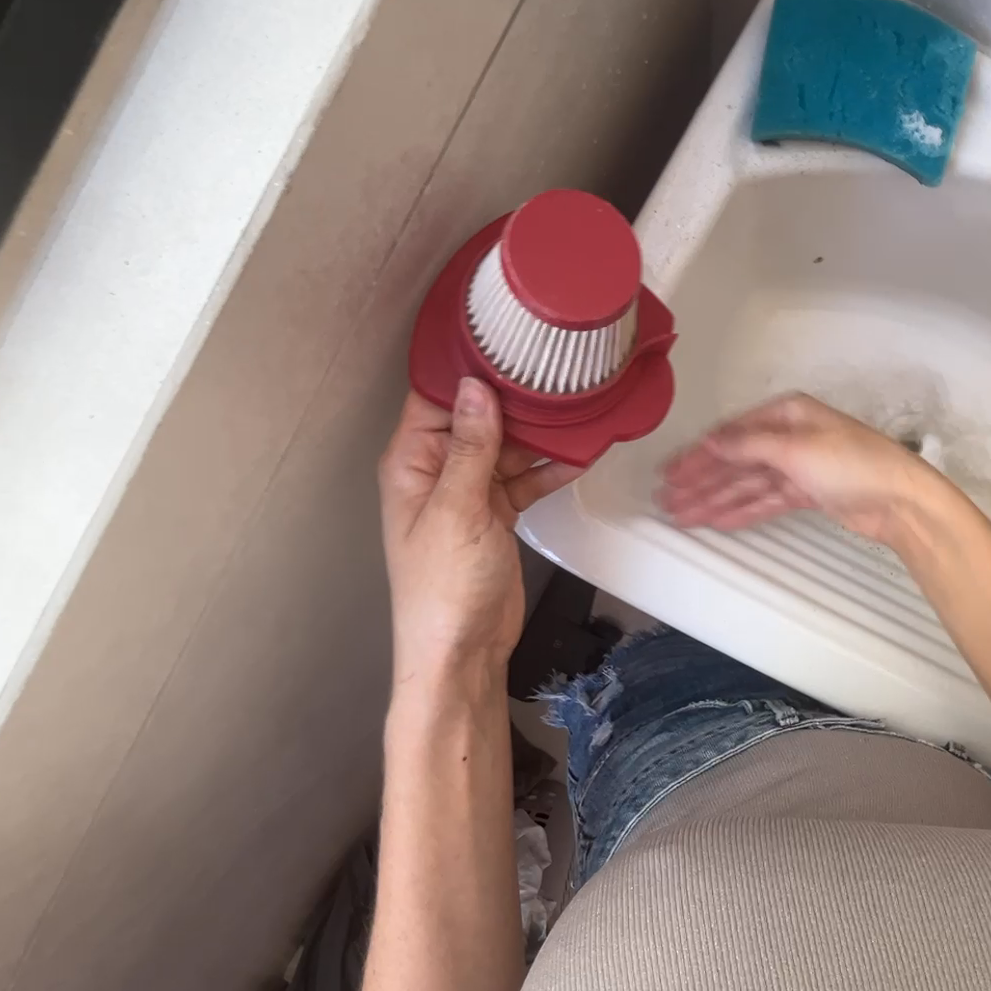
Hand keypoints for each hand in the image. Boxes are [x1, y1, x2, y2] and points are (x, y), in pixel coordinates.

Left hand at [378, 380, 582, 687]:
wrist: (462, 650)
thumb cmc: (443, 588)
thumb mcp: (458, 510)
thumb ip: (471, 448)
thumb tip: (477, 388)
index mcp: (413, 462)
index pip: (436, 397)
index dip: (467, 368)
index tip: (505, 340)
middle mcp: (439, 471)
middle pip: (478, 418)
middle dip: (514, 398)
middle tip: (555, 371)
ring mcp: (470, 493)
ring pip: (506, 447)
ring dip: (538, 434)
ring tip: (576, 409)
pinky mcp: (497, 514)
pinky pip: (524, 479)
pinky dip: (548, 470)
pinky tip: (577, 455)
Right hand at [657, 393, 939, 545]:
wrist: (900, 500)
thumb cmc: (852, 463)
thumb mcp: (796, 448)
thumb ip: (748, 446)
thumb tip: (709, 442)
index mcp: (787, 414)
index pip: (732, 434)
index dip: (699, 454)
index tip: (670, 472)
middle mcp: (789, 436)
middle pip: (736, 461)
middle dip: (701, 481)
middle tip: (667, 500)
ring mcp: (798, 466)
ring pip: (747, 483)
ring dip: (715, 499)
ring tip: (682, 515)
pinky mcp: (807, 494)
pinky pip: (765, 500)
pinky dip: (742, 510)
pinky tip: (717, 520)